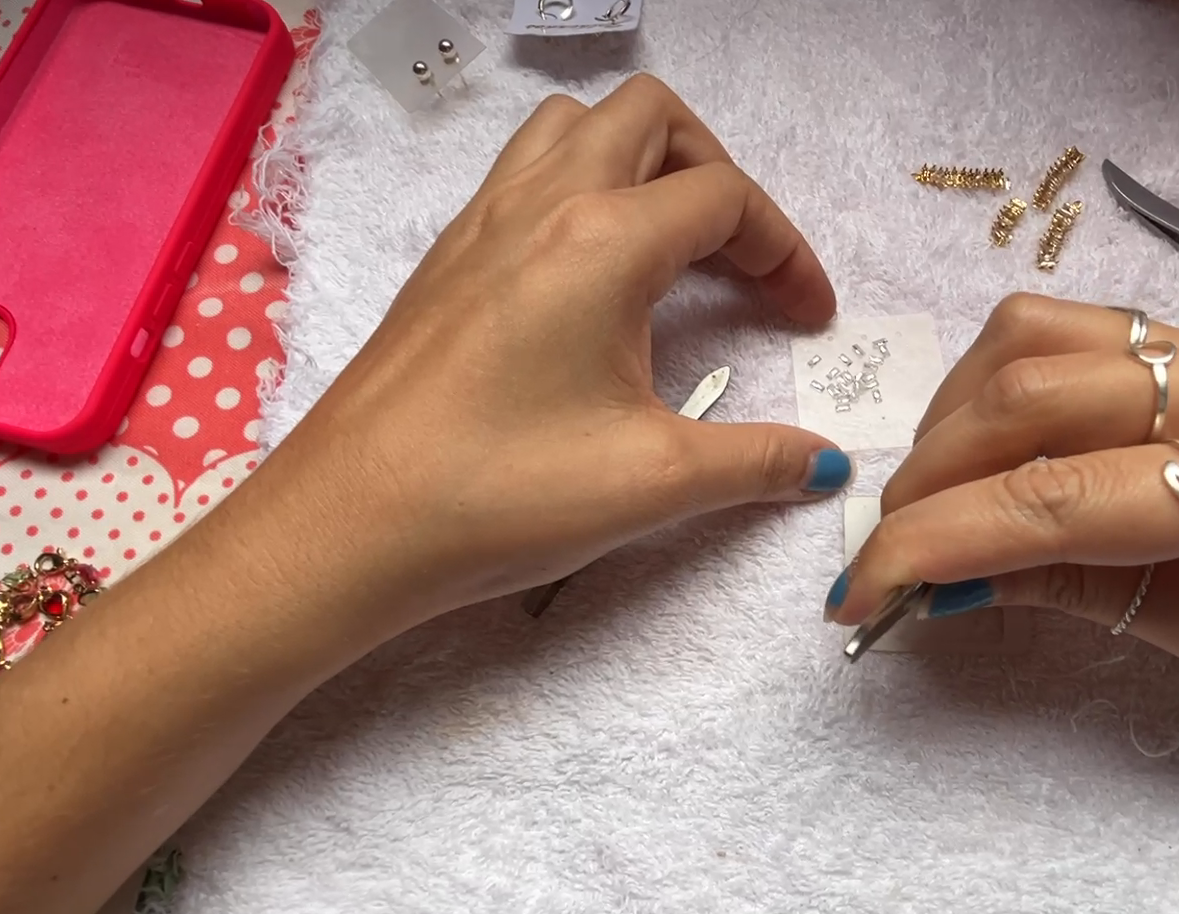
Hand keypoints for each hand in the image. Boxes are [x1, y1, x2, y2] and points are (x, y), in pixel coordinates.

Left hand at [241, 75, 851, 635]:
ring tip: (670, 250)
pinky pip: (525, 178)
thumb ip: (757, 461)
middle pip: (652, 122)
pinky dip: (582, 194)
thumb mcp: (655, 481)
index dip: (787, 252)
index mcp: (601, 242)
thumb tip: (828, 463)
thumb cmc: (504, 495)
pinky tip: (590, 281)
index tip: (811, 317)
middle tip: (741, 265)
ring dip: (643, 168)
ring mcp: (480, 224)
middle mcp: (540, 203)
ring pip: (578, 131)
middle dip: (720, 178)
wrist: (350, 526)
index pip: (725, 200)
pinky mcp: (446, 261)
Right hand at [827, 294, 1178, 737]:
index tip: (861, 592)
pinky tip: (979, 445)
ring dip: (948, 425)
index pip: (1075, 498)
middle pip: (1041, 397)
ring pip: (1038, 342)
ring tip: (929, 500)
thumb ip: (1078, 593)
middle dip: (931, 481)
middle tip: (884, 552)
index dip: (944, 541)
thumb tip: (937, 579)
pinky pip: (1064, 331)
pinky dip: (988, 388)